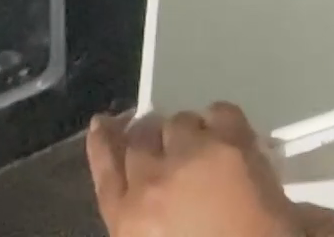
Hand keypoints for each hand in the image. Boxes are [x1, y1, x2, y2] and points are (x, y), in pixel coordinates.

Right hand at [86, 103, 301, 236]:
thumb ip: (143, 218)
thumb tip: (144, 195)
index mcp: (130, 221)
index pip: (107, 172)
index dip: (104, 145)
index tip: (103, 124)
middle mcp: (152, 180)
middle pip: (141, 138)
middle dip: (149, 135)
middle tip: (162, 139)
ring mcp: (192, 154)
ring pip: (179, 121)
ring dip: (186, 131)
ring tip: (201, 146)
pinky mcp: (230, 139)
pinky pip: (217, 111)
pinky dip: (219, 120)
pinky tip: (226, 134)